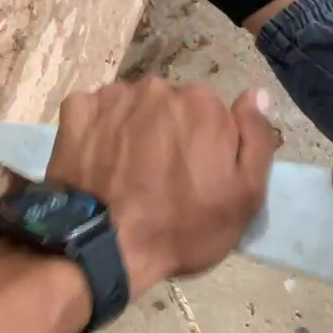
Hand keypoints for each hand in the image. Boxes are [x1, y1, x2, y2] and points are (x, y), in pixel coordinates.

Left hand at [46, 79, 276, 299]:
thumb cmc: (182, 227)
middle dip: (166, 130)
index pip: (208, 111)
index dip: (203, 141)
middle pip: (167, 104)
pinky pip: (91, 110)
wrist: (106, 244)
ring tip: (126, 169)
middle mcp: (156, 88)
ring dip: (131, 127)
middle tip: (159, 174)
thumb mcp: (245, 196)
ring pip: (130, 105)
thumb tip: (255, 94)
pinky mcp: (76, 110)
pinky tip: (96, 157)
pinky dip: (95, 128)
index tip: (194, 171)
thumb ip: (256, 138)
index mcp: (201, 103)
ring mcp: (112, 97)